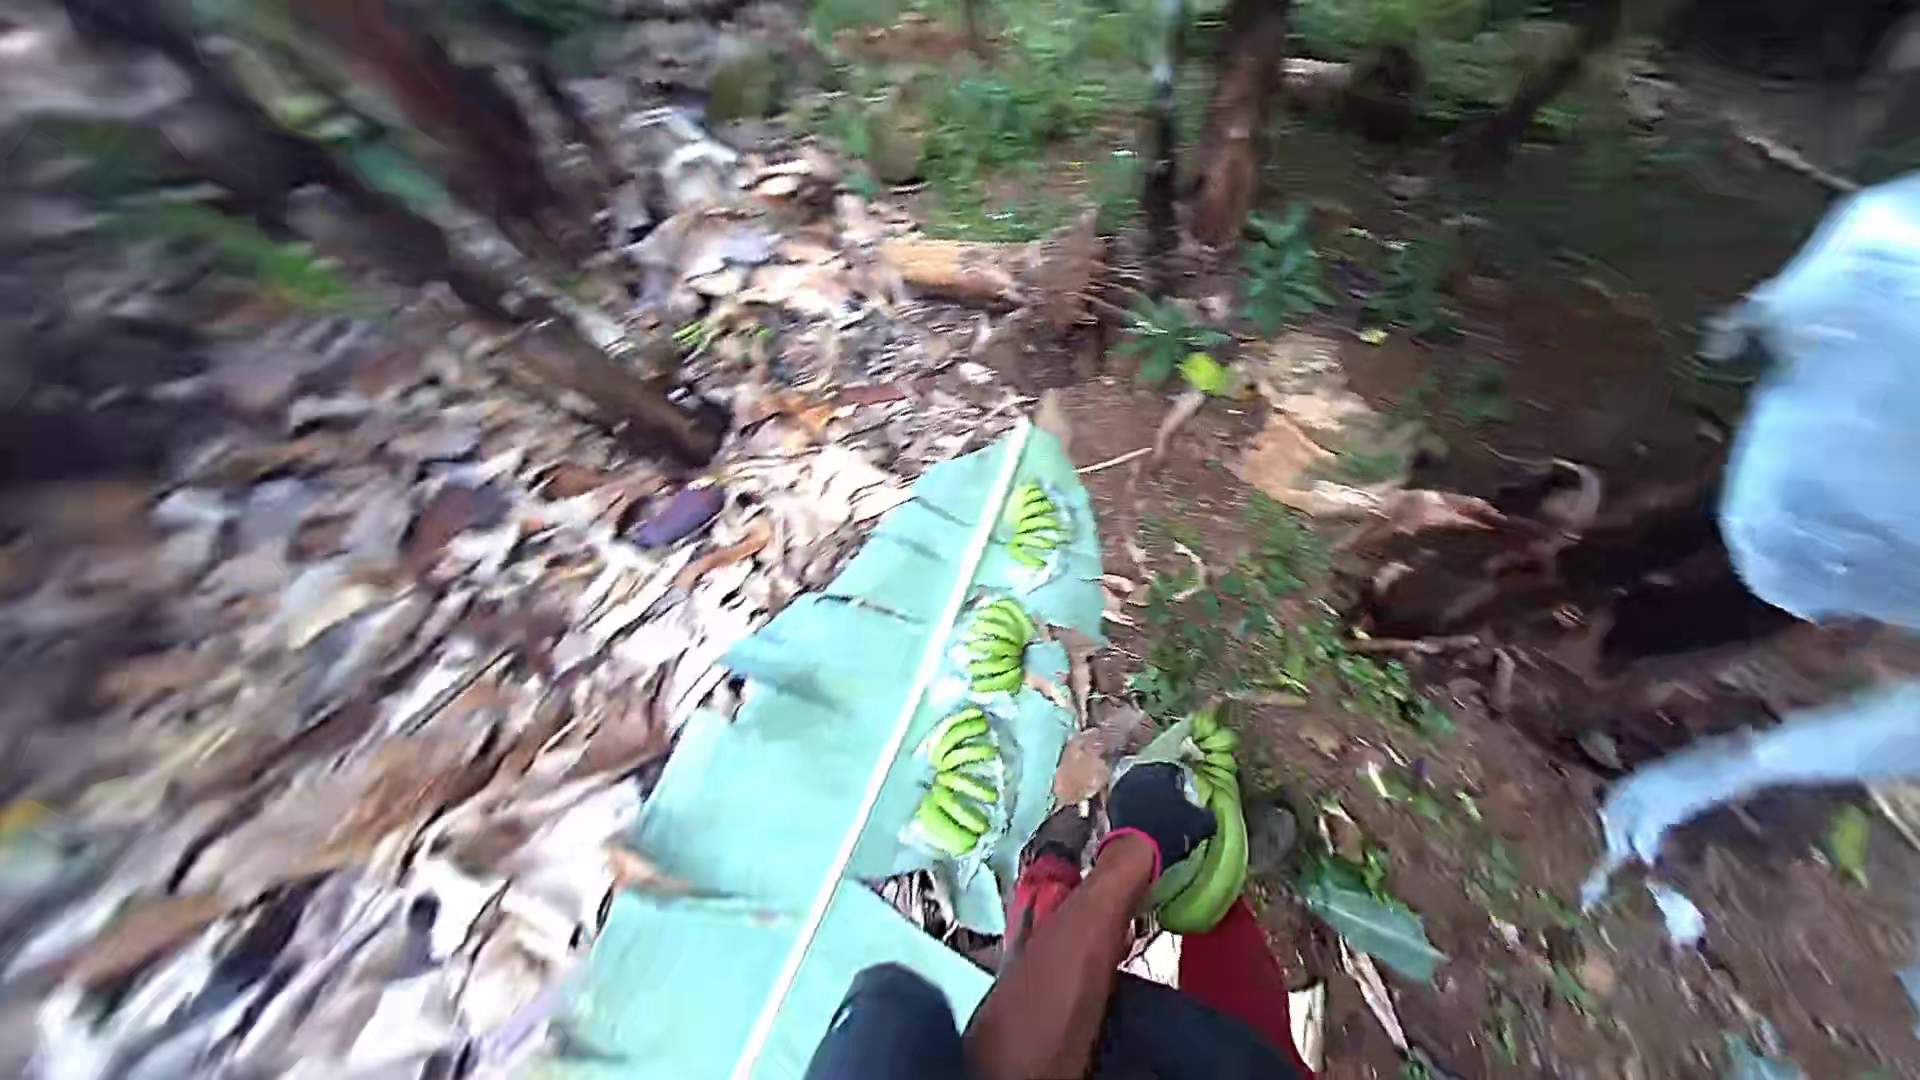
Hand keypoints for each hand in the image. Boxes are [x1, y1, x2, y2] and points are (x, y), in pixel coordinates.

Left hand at [1103, 762, 1215, 877]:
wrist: (1137, 847)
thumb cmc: (1170, 830)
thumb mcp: (1197, 824)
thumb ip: (1205, 815)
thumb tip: (1208, 813)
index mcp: (1161, 771)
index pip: (1173, 768)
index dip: (1179, 778)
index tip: (1184, 788)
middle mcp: (1140, 772)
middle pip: (1153, 774)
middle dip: (1161, 784)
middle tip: (1170, 798)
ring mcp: (1123, 785)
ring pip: (1139, 784)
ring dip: (1146, 792)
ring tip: (1155, 807)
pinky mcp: (1113, 800)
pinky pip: (1128, 797)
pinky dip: (1134, 803)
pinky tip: (1141, 814)